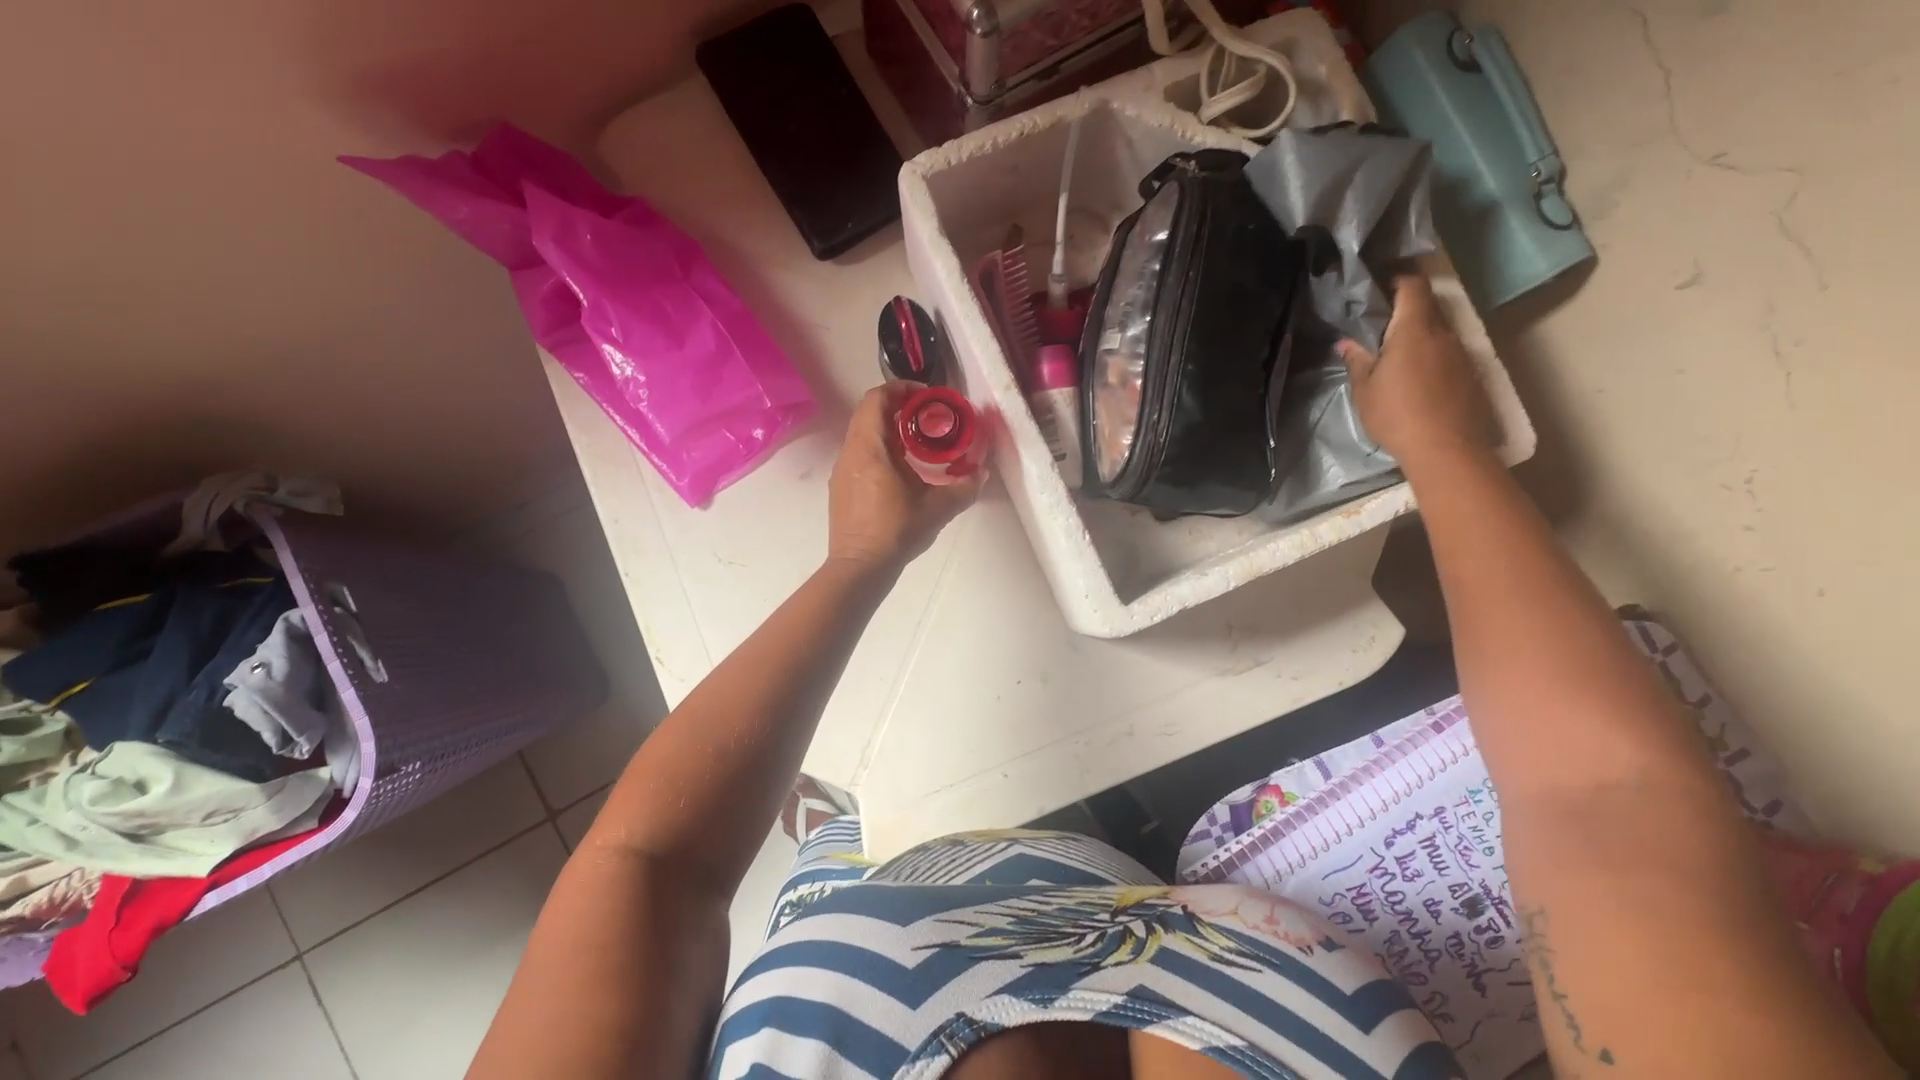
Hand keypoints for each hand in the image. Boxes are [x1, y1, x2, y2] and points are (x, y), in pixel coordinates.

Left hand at [825, 383, 983, 573]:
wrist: (860, 566)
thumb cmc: (896, 531)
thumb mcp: (938, 508)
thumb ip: (964, 488)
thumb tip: (982, 474)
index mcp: (869, 448)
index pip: (876, 399)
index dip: (901, 389)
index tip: (926, 397)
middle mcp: (850, 452)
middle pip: (868, 413)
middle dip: (897, 407)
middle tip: (926, 415)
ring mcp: (841, 471)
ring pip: (862, 435)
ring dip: (888, 429)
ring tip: (917, 441)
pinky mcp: (840, 487)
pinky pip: (859, 454)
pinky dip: (879, 449)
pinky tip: (901, 469)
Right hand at [1341, 275, 1496, 465]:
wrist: (1446, 449)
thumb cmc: (1397, 415)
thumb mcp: (1365, 390)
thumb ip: (1357, 361)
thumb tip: (1347, 343)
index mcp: (1414, 329)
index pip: (1412, 285)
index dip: (1397, 280)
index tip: (1379, 289)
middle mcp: (1443, 334)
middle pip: (1426, 308)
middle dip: (1404, 312)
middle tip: (1380, 329)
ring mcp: (1460, 354)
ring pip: (1438, 333)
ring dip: (1419, 338)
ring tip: (1396, 359)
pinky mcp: (1470, 375)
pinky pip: (1448, 355)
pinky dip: (1432, 358)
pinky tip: (1417, 382)